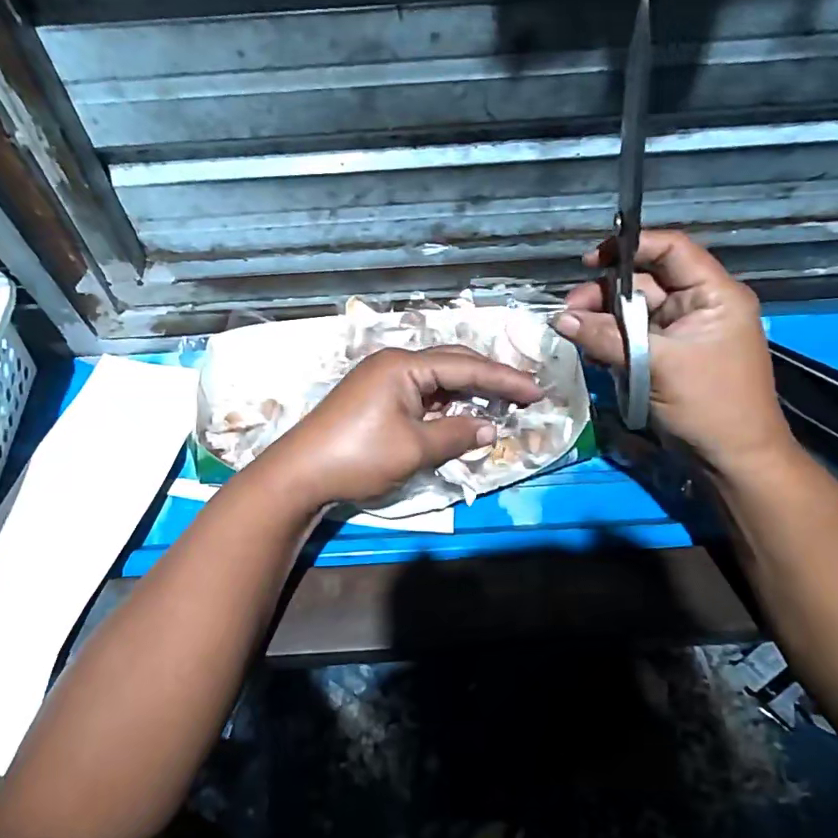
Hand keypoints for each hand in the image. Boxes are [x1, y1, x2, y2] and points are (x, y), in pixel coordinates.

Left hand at [253, 347, 543, 506]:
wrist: (300, 473)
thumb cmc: (358, 456)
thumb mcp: (414, 448)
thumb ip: (457, 434)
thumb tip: (490, 428)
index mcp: (403, 365)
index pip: (465, 365)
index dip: (504, 379)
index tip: (537, 392)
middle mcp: (392, 363)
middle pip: (450, 364)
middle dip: (487, 379)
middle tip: (523, 394)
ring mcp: (378, 380)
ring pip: (434, 380)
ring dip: (465, 393)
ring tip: (498, 406)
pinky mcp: (371, 398)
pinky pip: (417, 394)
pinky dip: (442, 405)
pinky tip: (458, 416)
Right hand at [553, 231, 795, 472]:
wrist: (732, 458)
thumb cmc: (710, 405)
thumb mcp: (656, 366)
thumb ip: (606, 338)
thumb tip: (559, 318)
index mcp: (714, 295)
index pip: (671, 250)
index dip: (630, 247)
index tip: (589, 262)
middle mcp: (697, 306)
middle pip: (643, 282)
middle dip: (603, 293)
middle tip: (567, 313)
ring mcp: (680, 332)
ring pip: (631, 311)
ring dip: (600, 319)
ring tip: (571, 332)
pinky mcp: (664, 355)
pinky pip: (630, 336)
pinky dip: (607, 340)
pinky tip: (588, 348)